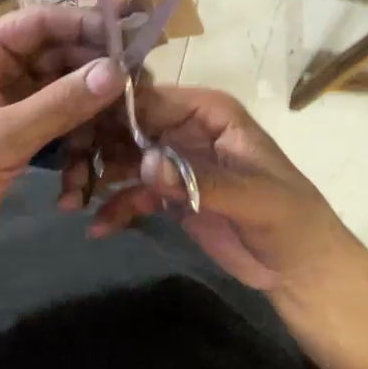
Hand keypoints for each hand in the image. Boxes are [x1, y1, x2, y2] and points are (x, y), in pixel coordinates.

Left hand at [0, 6, 124, 271]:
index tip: (134, 35)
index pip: (38, 23)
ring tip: (131, 115)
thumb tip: (116, 71)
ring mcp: (6, 103)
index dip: (86, 23)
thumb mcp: (1, 139)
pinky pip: (58, 120)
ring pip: (62, 88)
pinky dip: (78, 135)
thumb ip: (59, 104)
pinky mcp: (17, 134)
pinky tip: (97, 156)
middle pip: (56, 53)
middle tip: (143, 81)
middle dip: (96, 67)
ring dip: (92, 104)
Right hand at [86, 86, 367, 344]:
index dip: (112, 110)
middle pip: (126, 127)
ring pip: (121, 159)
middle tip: (67, 175)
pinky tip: (96, 227)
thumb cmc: (290, 222)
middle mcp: (185, 130)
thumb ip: (200, 181)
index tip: (73, 126)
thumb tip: (146, 163)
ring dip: (95, 178)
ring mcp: (174, 162)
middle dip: (95, 148)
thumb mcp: (254, 199)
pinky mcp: (168, 195)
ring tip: (70, 202)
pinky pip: (129, 194)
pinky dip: (112, 208)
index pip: (151, 99)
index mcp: (209, 114)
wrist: (300, 269)